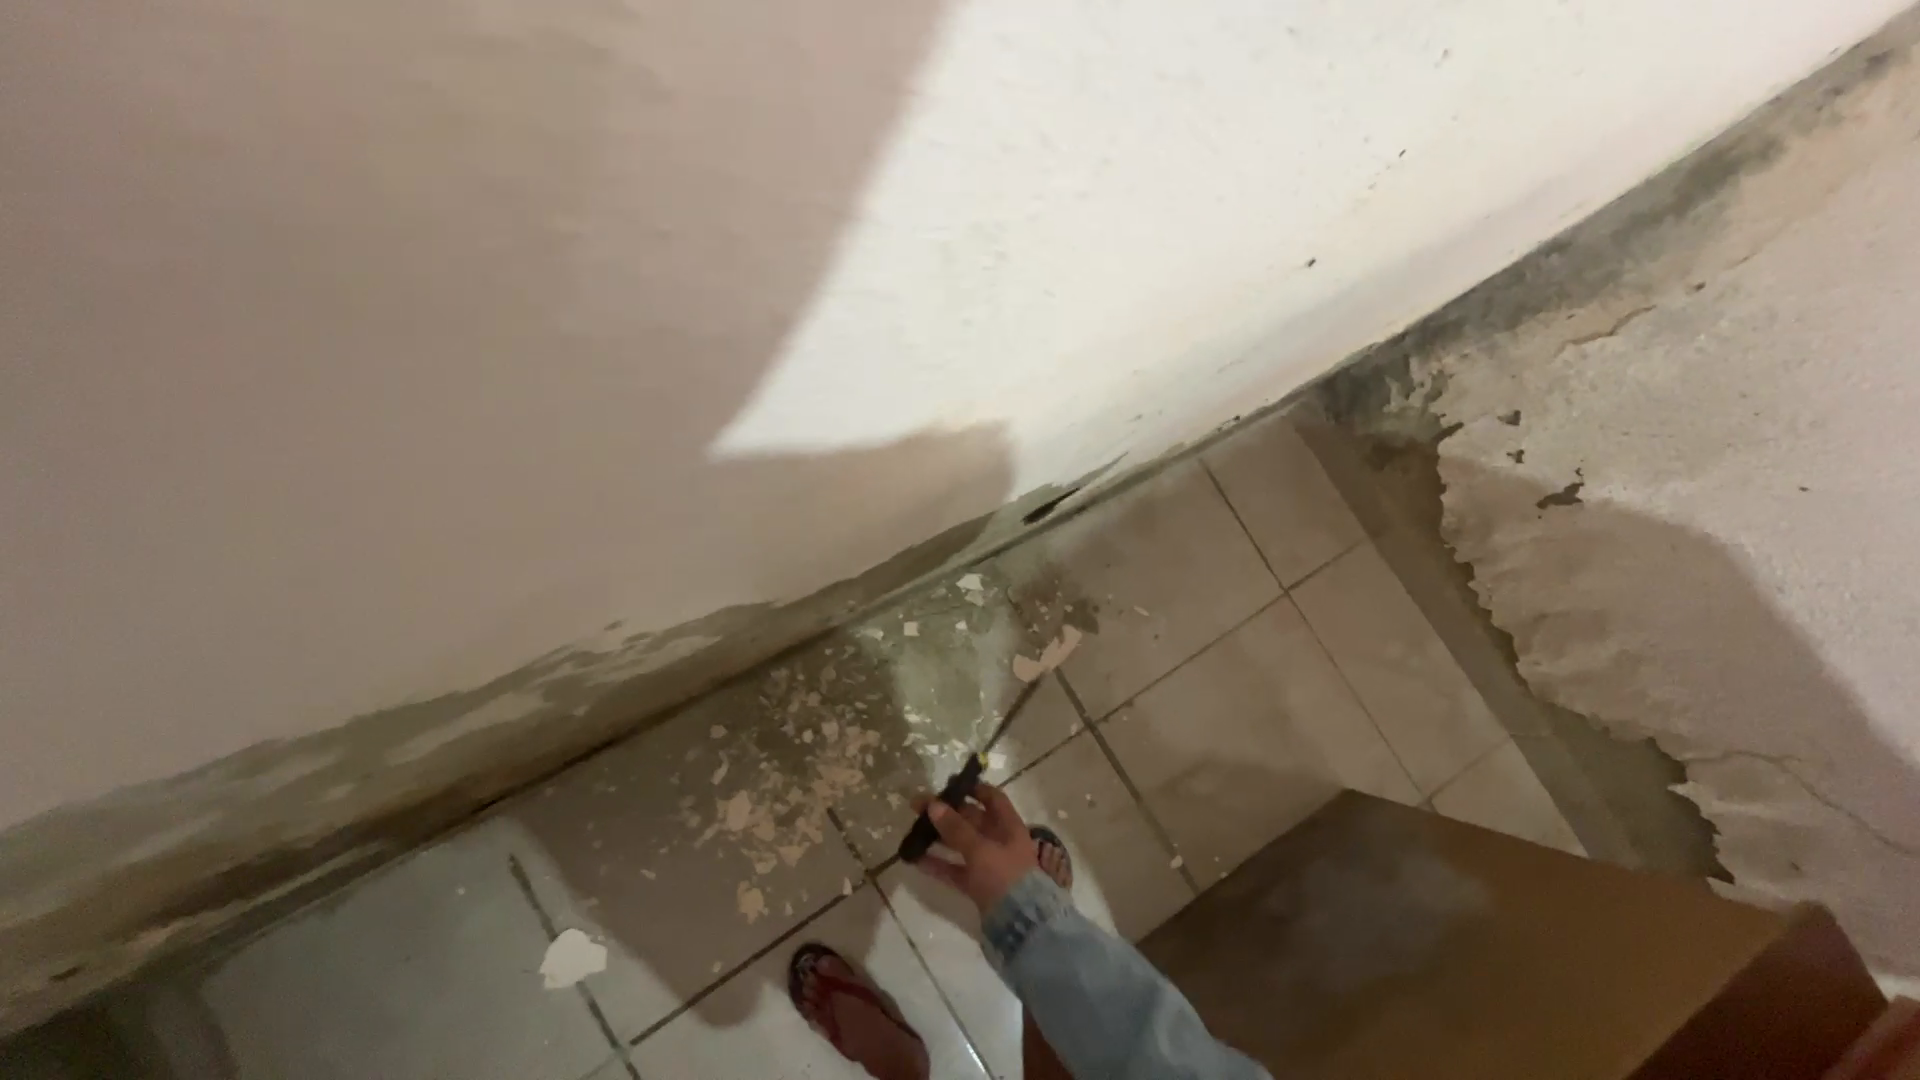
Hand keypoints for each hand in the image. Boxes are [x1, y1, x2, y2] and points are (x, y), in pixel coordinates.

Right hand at [910, 782, 1040, 914]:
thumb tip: (933, 804)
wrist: (1022, 926)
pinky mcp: (978, 886)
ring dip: (939, 838)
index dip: (973, 788)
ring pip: (961, 845)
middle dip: (947, 813)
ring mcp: (989, 865)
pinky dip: (939, 864)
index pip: (993, 798)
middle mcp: (1001, 842)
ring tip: (914, 831)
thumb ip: (956, 828)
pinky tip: (917, 860)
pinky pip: (956, 870)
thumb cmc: (1005, 877)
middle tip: (919, 807)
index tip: (949, 783)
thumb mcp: (980, 849)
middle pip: (973, 821)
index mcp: (1010, 827)